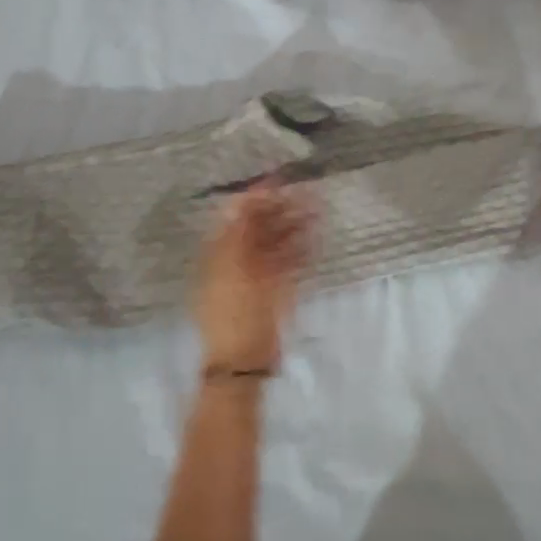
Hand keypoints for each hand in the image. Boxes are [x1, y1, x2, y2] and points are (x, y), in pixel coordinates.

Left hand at [195, 183, 312, 373]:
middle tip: (306, 191)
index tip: (279, 180)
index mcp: (221, 255)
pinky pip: (291, 263)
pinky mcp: (278, 291)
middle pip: (260, 228)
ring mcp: (260, 276)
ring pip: (278, 244)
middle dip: (281, 209)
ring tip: (319, 208)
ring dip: (296, 226)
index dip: (256, 197)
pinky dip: (303, 249)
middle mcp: (239, 261)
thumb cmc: (234, 313)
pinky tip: (318, 236)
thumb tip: (241, 199)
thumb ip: (238, 232)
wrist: (244, 360)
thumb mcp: (232, 269)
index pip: (237, 217)